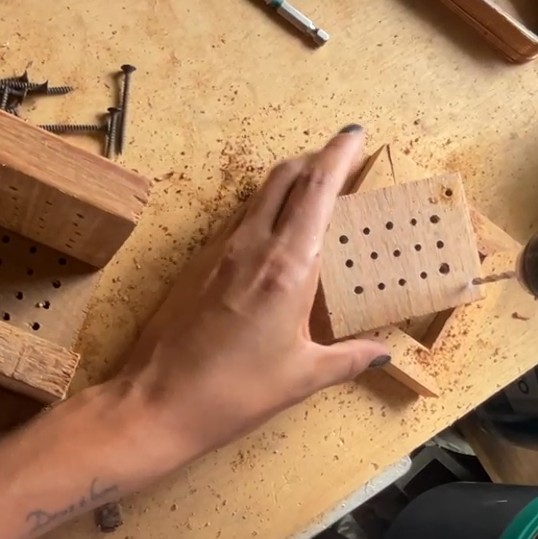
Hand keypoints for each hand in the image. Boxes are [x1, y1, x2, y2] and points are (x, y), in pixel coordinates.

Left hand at [105, 125, 388, 467]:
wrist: (157, 402)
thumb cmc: (234, 393)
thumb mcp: (302, 377)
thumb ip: (347, 358)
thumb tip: (380, 352)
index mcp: (287, 267)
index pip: (317, 188)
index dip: (338, 154)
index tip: (354, 136)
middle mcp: (250, 247)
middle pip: (284, 177)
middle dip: (313, 159)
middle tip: (337, 164)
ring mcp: (216, 254)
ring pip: (256, 198)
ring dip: (284, 186)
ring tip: (307, 200)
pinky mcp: (193, 268)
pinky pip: (233, 225)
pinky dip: (259, 216)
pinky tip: (267, 244)